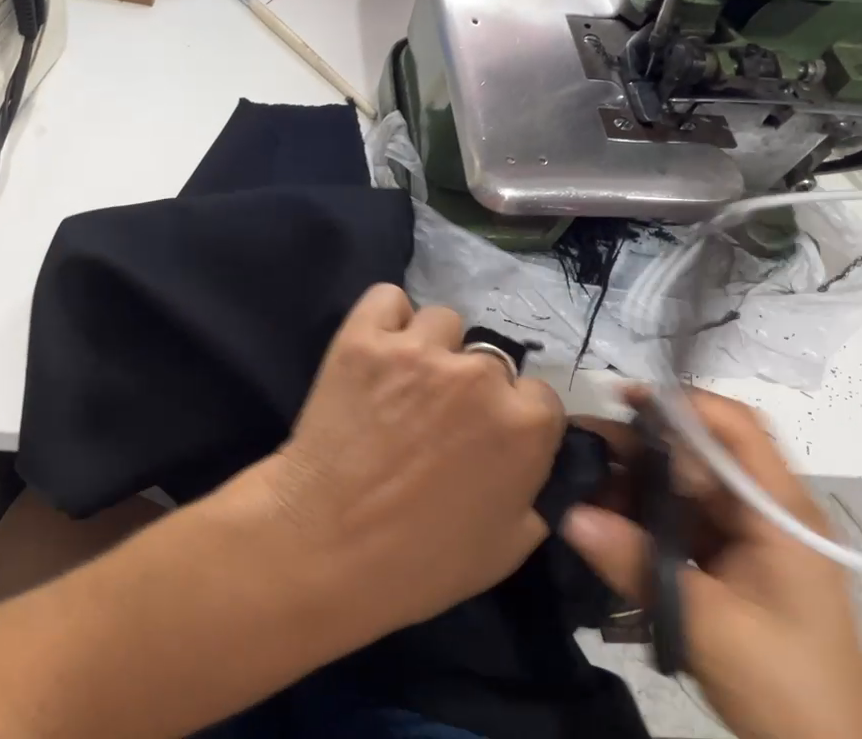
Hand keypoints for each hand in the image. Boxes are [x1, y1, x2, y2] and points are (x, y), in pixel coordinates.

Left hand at [255, 283, 565, 634]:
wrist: (323, 545)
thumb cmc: (419, 562)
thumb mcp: (508, 547)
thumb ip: (538, 492)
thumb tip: (538, 464)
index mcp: (525, 426)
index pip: (539, 396)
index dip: (514, 420)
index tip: (487, 440)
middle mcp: (479, 375)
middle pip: (490, 360)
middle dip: (471, 388)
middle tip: (437, 420)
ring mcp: (418, 351)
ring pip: (442, 322)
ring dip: (431, 348)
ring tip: (402, 383)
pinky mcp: (363, 337)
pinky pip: (387, 298)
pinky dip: (386, 319)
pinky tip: (376, 350)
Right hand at [564, 389, 861, 738]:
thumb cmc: (782, 683)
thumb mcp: (704, 622)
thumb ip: (635, 563)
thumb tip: (569, 514)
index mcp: (780, 514)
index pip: (736, 429)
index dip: (681, 404)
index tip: (621, 399)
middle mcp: (769, 513)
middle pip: (704, 454)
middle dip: (643, 443)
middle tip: (582, 443)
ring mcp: (754, 538)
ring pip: (690, 486)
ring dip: (640, 480)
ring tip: (584, 480)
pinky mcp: (738, 562)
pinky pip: (688, 519)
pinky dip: (649, 513)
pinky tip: (608, 518)